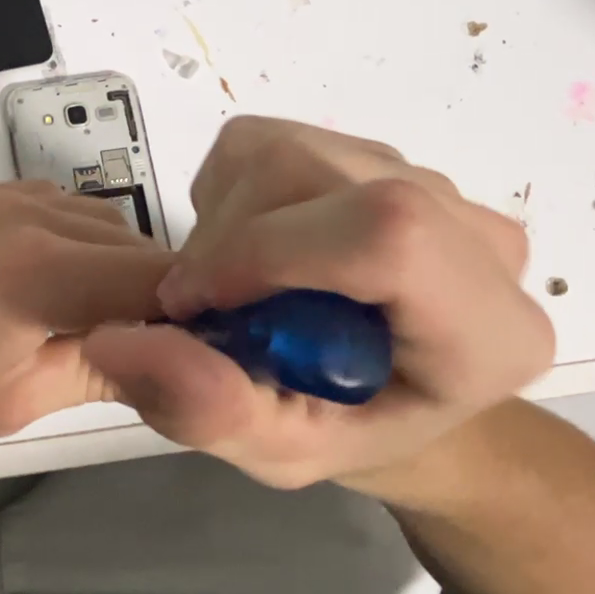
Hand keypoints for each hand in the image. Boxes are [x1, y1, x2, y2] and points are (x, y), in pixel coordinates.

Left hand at [0, 182, 175, 446]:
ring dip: (114, 261)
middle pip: (132, 241)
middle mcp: (28, 213)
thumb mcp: (11, 399)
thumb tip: (159, 356)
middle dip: (155, 290)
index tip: (203, 349)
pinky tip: (52, 280)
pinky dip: (74, 239)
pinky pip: (52, 206)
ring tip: (97, 317)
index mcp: (41, 268)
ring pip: (94, 218)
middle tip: (149, 343)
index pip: (157, 277)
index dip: (193, 312)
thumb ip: (96, 370)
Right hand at [81, 117, 552, 495]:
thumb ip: (206, 408)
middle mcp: (476, 236)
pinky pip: (265, 142)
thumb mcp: (275, 451)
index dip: (263, 253)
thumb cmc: (341, 429)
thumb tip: (109, 338)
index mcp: (485, 330)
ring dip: (219, 218)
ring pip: (280, 149)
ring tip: (229, 284)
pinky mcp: (370, 150)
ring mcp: (427, 180)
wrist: (386, 387)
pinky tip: (249, 244)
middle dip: (222, 239)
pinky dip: (224, 194)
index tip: (195, 306)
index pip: (386, 234)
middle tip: (203, 307)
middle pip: (313, 175)